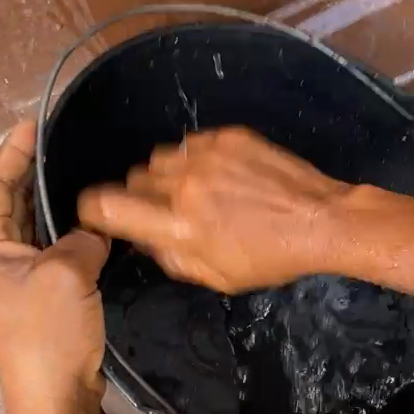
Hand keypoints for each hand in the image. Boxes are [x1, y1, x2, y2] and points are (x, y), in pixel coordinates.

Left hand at [0, 122, 110, 413]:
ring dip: (51, 201)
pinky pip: (49, 250)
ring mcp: (14, 280)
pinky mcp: (37, 296)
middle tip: (63, 142)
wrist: (54, 398)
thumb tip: (94, 229)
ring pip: (31, 227)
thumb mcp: (69, 273)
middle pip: (8, 202)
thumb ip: (83, 237)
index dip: (11, 152)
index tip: (33, 123)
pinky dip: (66, 230)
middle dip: (31, 171)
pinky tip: (92, 220)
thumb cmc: (49, 334)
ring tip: (79, 171)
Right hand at [77, 127, 350, 292]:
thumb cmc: (271, 258)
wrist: (321, 221)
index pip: (107, 206)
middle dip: (141, 196)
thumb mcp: (217, 277)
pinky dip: (197, 159)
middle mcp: (184, 185)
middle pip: (134, 179)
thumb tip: (146, 241)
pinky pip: (192, 144)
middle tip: (168, 211)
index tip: (98, 212)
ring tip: (196, 191)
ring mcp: (206, 156)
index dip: (92, 209)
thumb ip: (173, 258)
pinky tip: (222, 175)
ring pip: (161, 158)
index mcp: (178, 226)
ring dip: (168, 175)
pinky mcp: (228, 137)